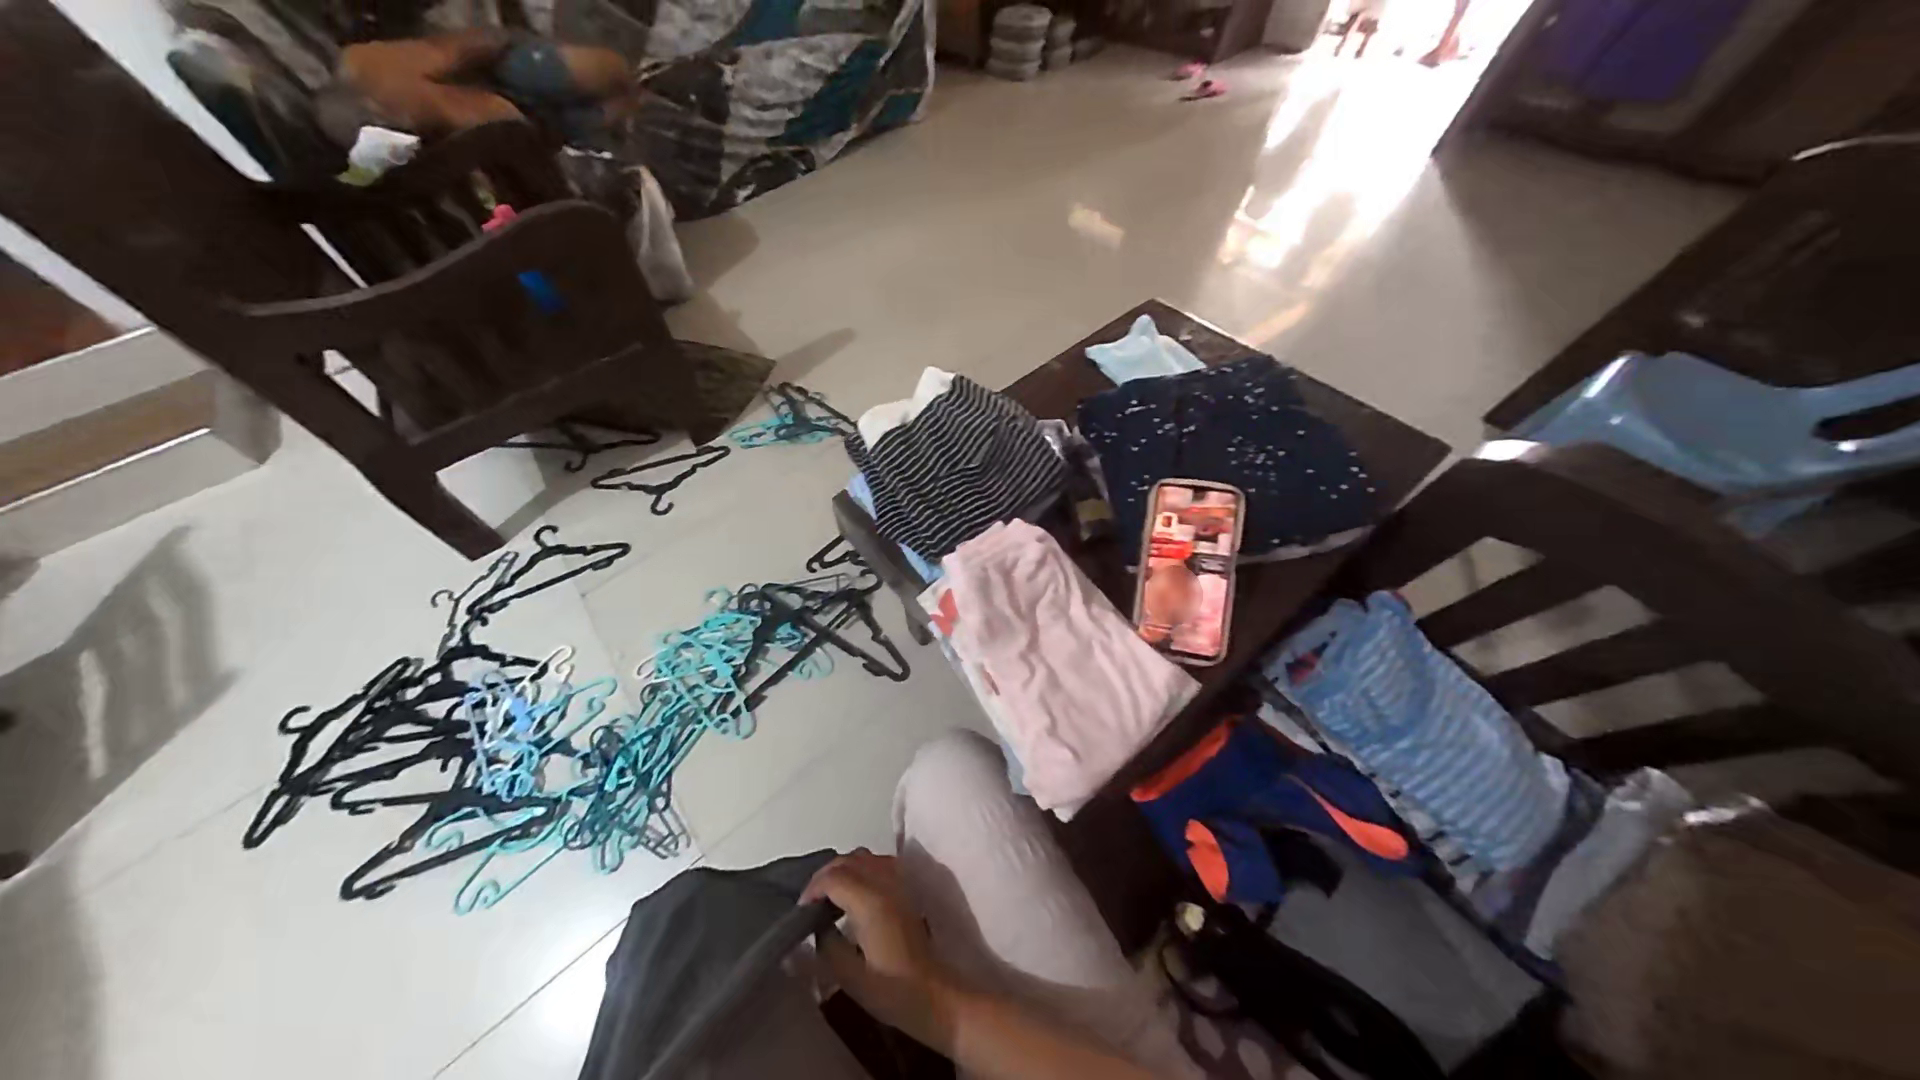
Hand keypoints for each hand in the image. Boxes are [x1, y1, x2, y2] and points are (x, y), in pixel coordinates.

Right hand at [800, 850, 953, 1036]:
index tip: (801, 910)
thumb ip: (828, 945)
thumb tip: (817, 926)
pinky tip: (854, 890)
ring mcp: (899, 882)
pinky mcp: (906, 888)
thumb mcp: (850, 977)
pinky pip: (878, 862)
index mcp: (871, 903)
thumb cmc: (891, 991)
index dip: (812, 889)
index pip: (834, 878)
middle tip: (810, 902)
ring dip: (843, 868)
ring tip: (829, 894)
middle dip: (824, 876)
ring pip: (864, 856)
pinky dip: (861, 867)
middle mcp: (886, 883)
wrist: (933, 993)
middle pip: (848, 860)